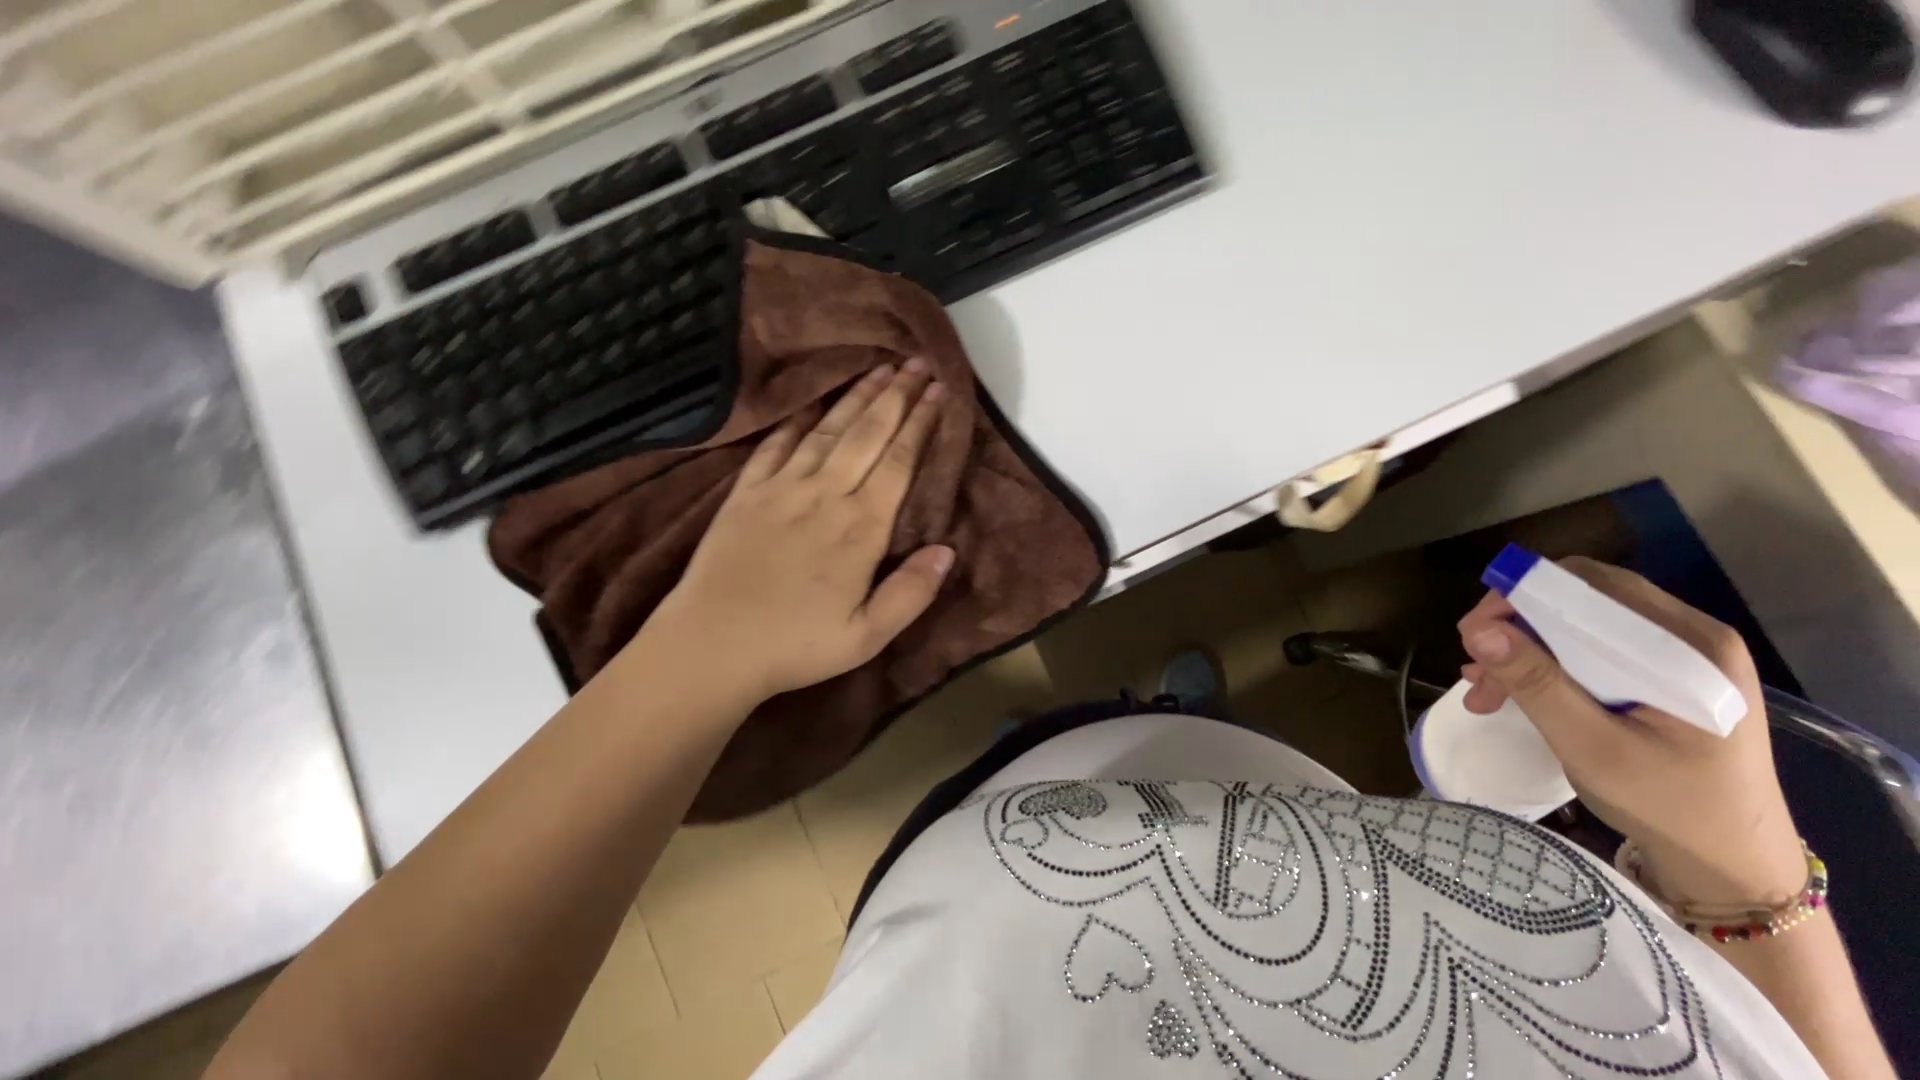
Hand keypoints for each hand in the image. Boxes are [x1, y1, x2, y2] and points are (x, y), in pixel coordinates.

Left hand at [636, 360, 953, 707]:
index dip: (922, 423)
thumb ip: (911, 593)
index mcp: (861, 528)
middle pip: (868, 433)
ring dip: (856, 397)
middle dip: (896, 394)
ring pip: (827, 430)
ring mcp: (782, 488)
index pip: (900, 461)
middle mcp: (825, 494)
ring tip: (879, 368)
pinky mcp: (746, 492)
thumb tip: (948, 550)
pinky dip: (798, 420)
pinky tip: (813, 404)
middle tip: (918, 362)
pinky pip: (777, 444)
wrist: (711, 644)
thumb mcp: (866, 636)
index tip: (940, 391)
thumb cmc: (794, 645)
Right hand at [1457, 558, 1805, 908]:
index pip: (1591, 586)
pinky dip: (1552, 665)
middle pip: (1585, 601)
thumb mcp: (1592, 748)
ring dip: (1528, 650)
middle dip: (1518, 627)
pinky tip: (1520, 694)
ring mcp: (1685, 658)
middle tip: (1472, 666)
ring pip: (1585, 627)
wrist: (1735, 869)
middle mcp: (1693, 637)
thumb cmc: (1670, 809)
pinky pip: (1598, 651)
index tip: (1471, 632)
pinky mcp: (1672, 679)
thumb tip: (1479, 631)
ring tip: (1485, 692)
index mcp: (1691, 646)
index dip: (1522, 597)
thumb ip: (1538, 684)